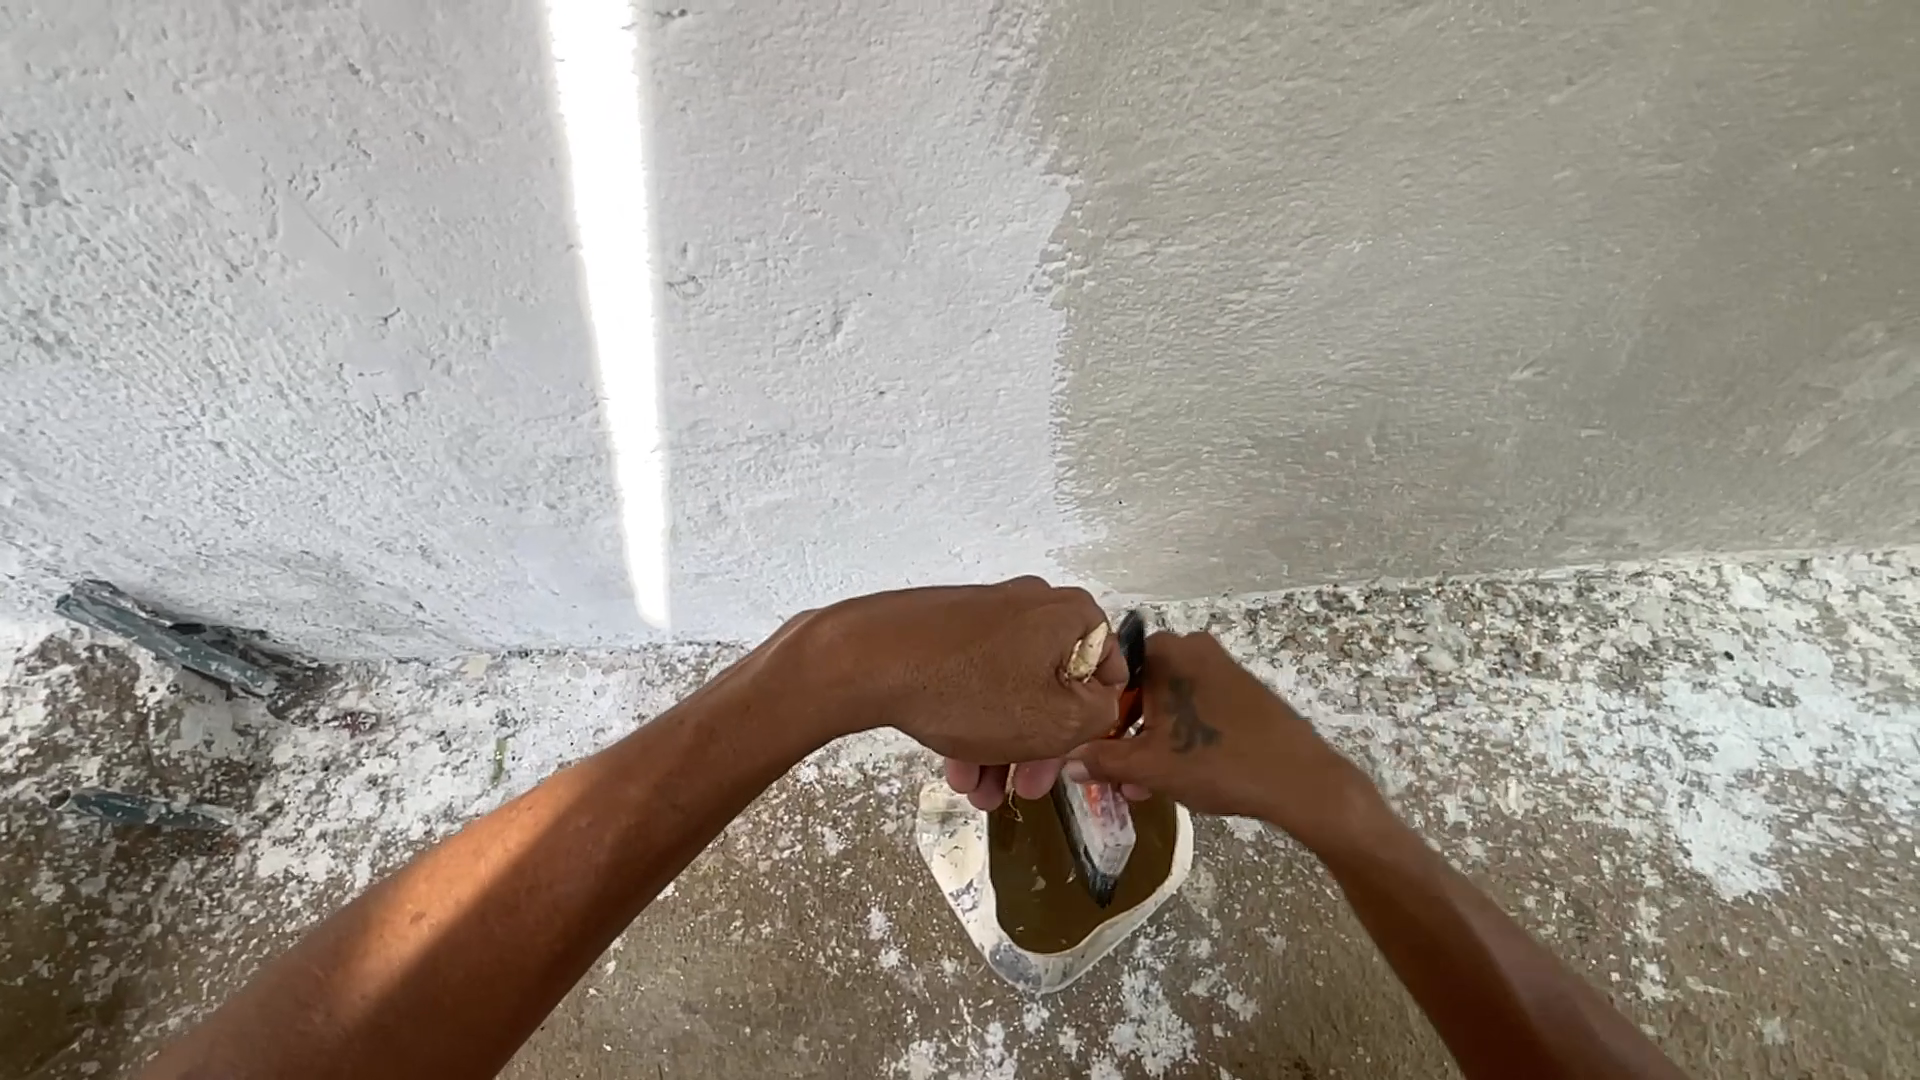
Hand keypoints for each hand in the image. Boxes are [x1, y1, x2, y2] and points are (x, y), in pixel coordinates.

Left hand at [785, 578, 1127, 791]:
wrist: (868, 658)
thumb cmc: (969, 689)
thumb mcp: (1056, 720)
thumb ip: (1098, 717)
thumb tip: (1099, 707)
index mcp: (1071, 615)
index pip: (1107, 674)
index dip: (1092, 727)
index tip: (1069, 762)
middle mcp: (1033, 605)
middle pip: (1054, 687)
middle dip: (1037, 748)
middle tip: (1021, 791)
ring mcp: (987, 614)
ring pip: (1012, 690)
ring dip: (1001, 746)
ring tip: (976, 791)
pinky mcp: (950, 628)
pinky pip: (978, 679)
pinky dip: (973, 720)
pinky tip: (954, 765)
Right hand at [1062, 630, 1378, 846]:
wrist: (1303, 781)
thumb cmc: (1218, 762)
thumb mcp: (1149, 766)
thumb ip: (1102, 760)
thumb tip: (1066, 763)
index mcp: (1164, 652)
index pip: (1107, 669)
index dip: (1092, 710)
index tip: (1086, 744)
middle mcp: (1190, 648)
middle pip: (1137, 687)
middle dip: (1122, 732)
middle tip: (1113, 772)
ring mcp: (1219, 666)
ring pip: (1165, 701)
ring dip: (1148, 739)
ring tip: (1141, 783)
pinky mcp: (1240, 688)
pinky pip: (1192, 705)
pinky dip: (1177, 733)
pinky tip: (1174, 772)